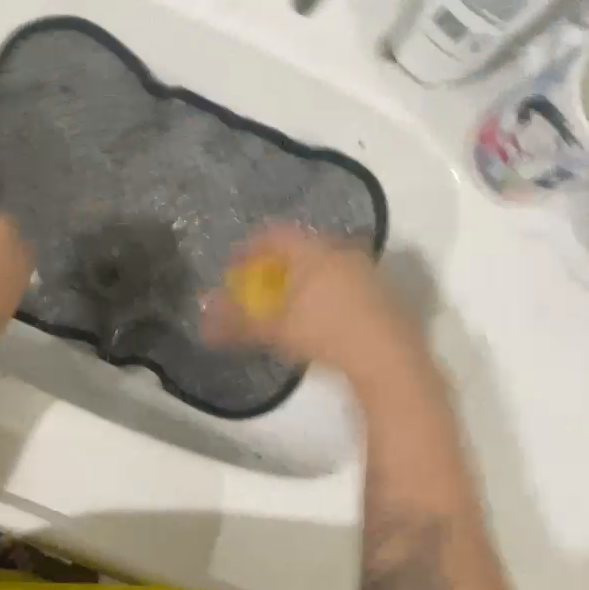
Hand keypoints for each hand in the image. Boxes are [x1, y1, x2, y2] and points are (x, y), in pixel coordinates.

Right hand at [203, 225, 430, 390]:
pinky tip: (318, 316)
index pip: (274, 234)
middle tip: (260, 284)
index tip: (233, 266)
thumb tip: (202, 320)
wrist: (386, 355)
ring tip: (288, 303)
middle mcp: (341, 249)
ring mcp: (366, 267)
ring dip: (303, 277)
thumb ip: (235, 323)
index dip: (249, 247)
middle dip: (276, 264)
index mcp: (313, 251)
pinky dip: (325, 289)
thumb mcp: (273, 331)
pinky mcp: (382, 288)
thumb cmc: (324, 334)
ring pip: (325, 262)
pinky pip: (343, 279)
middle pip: (301, 246)